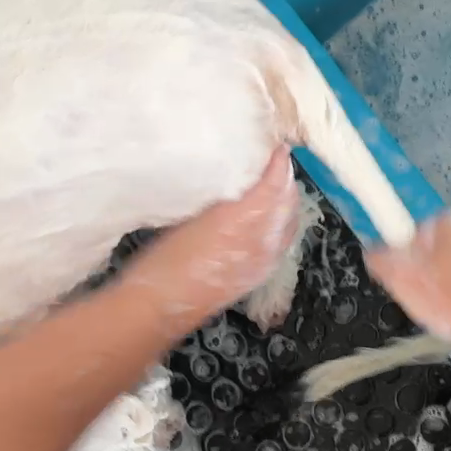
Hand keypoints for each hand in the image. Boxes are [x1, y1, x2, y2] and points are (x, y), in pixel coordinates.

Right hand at [122, 146, 301, 328]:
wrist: (161, 306)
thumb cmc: (165, 259)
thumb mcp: (190, 214)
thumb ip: (221, 194)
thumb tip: (235, 174)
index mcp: (244, 220)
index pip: (275, 184)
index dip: (278, 162)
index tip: (274, 144)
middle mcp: (262, 240)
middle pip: (288, 201)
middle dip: (284, 179)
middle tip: (273, 160)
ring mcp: (265, 259)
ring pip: (289, 221)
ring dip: (284, 200)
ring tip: (272, 183)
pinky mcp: (260, 272)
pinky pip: (282, 240)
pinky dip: (281, 221)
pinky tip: (268, 216)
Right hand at [366, 214, 450, 354]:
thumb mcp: (406, 283)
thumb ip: (383, 262)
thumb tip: (372, 252)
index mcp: (445, 224)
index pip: (408, 235)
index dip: (401, 260)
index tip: (405, 281)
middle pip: (427, 252)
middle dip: (421, 274)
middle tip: (421, 298)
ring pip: (445, 268)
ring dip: (439, 286)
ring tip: (441, 308)